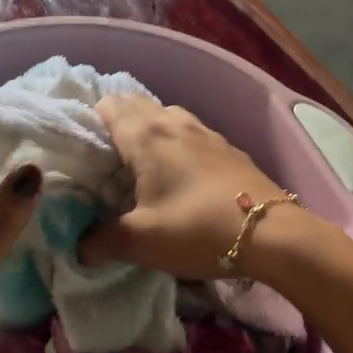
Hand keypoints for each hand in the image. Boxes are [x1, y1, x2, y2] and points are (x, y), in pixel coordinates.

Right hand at [79, 95, 282, 278]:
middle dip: (117, 123)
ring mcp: (205, 132)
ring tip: (140, 165)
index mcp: (145, 134)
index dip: (91, 120)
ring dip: (149, 132)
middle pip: (136, 104)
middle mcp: (173, 122)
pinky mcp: (228, 148)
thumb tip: (79, 248)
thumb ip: (101, 242)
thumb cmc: (196, 229)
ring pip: (166, 116)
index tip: (81, 148)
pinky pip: (191, 133)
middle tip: (105, 159)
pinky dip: (177, 144)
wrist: (273, 234)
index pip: (109, 104)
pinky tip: (180, 175)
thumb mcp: (140, 242)